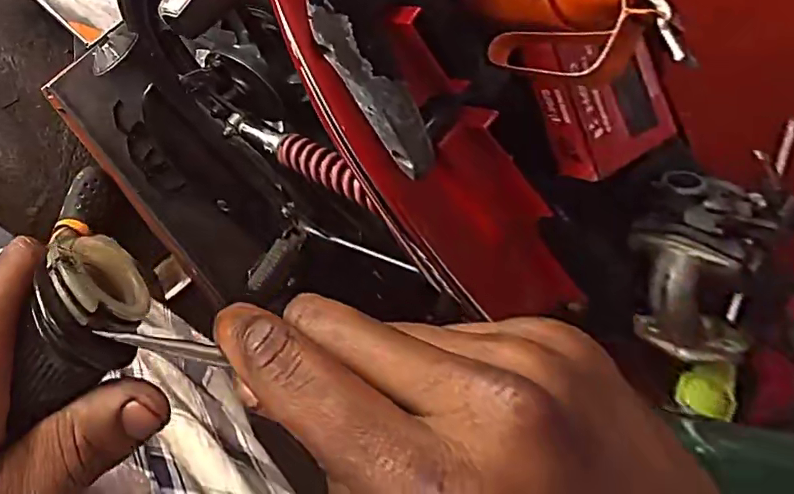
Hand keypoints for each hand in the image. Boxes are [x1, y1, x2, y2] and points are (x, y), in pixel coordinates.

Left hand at [0, 236, 170, 493]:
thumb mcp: (9, 486)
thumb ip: (77, 439)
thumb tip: (141, 403)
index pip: (30, 256)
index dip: (74, 272)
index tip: (105, 309)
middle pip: (22, 288)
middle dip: (57, 330)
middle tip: (77, 388)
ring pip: (0, 313)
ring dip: (28, 350)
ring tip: (33, 413)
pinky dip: (0, 360)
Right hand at [215, 296, 716, 493]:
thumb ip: (326, 455)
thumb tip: (268, 378)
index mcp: (438, 482)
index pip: (294, 360)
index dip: (247, 341)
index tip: (236, 336)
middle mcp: (489, 404)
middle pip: (324, 316)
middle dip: (313, 351)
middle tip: (334, 401)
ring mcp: (532, 362)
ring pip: (382, 320)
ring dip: (387, 363)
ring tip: (434, 424)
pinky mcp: (557, 339)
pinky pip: (445, 326)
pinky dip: (444, 363)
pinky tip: (481, 413)